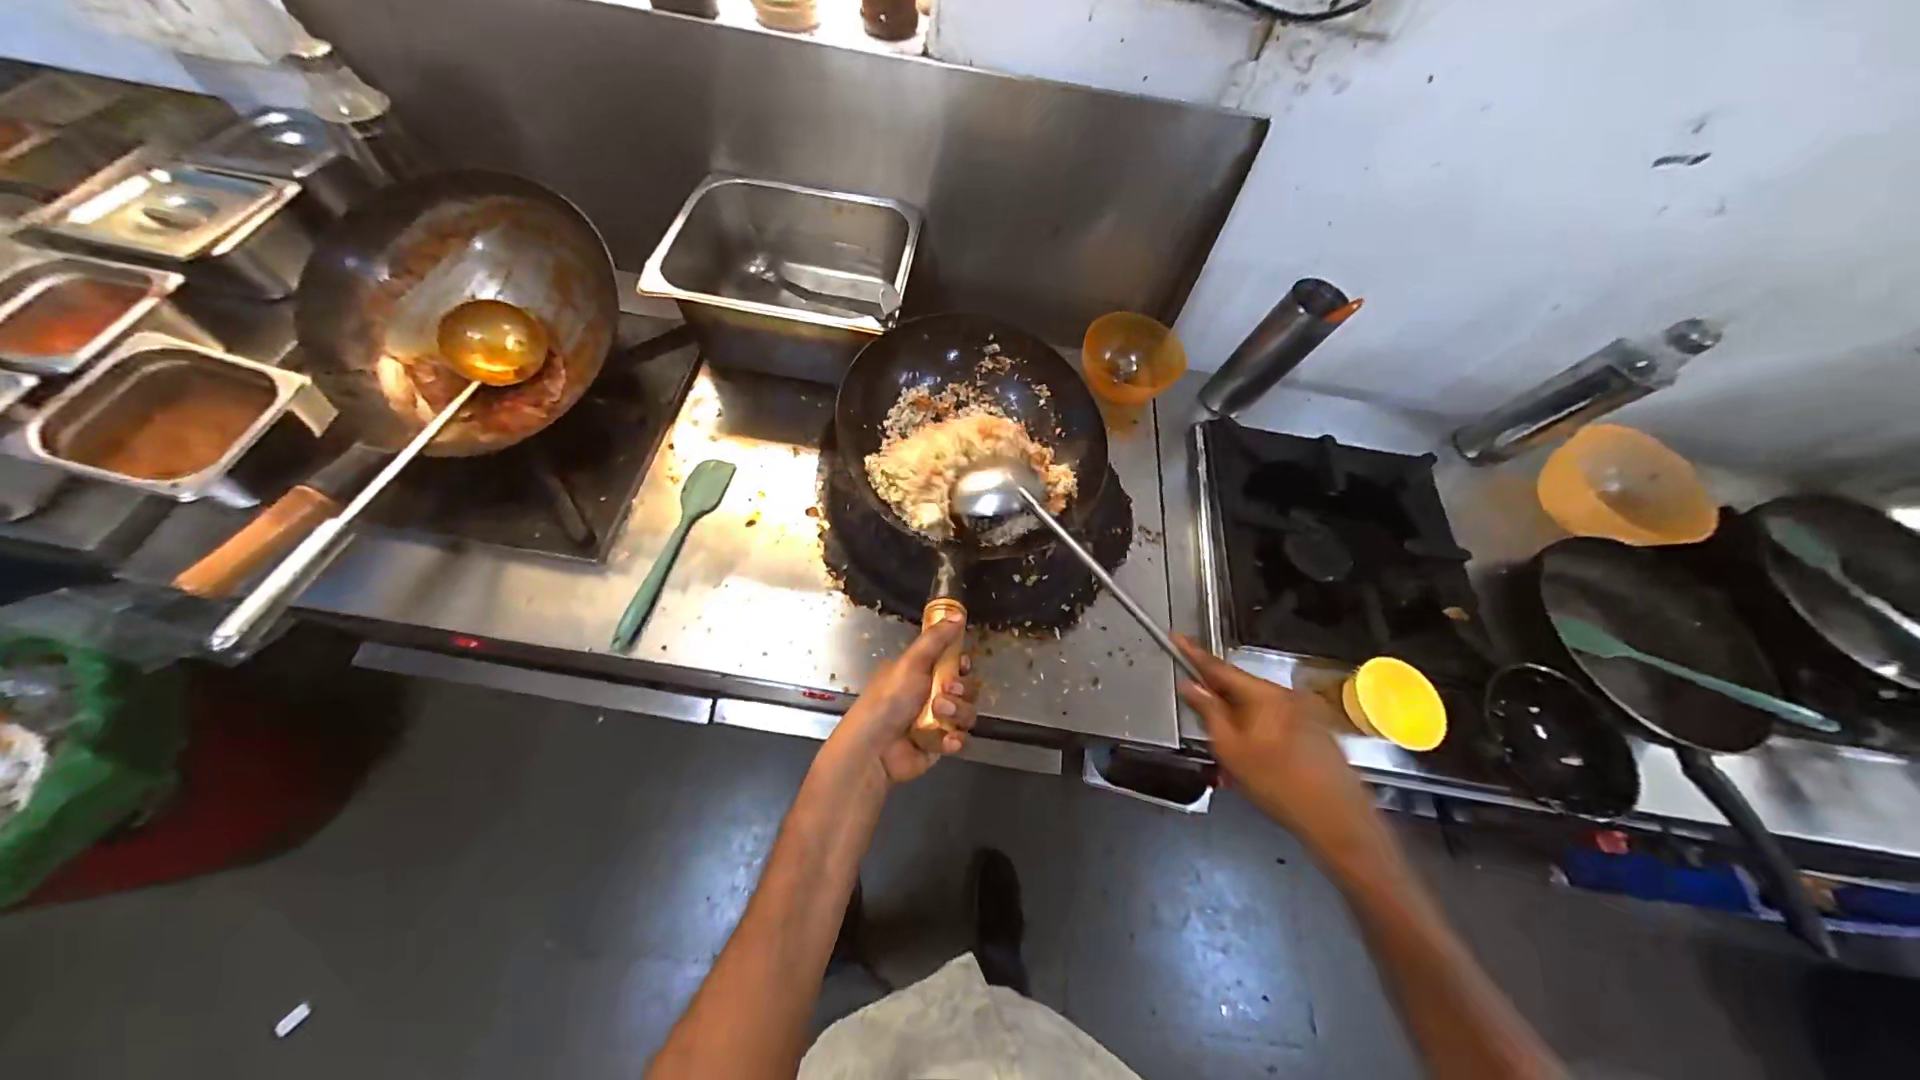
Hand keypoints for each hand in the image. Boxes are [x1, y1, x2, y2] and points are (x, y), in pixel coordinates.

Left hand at [825, 618, 977, 785]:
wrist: (873, 748)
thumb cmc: (888, 699)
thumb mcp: (911, 662)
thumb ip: (936, 639)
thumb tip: (958, 615)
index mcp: (920, 672)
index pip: (953, 663)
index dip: (962, 664)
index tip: (962, 664)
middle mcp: (929, 694)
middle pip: (966, 688)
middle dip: (961, 690)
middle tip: (947, 691)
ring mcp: (936, 721)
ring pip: (966, 713)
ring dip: (957, 713)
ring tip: (939, 715)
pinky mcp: (939, 745)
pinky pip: (960, 738)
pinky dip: (953, 739)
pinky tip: (944, 741)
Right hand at [1175, 635, 1382, 859]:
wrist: (1338, 820)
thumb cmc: (1279, 785)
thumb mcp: (1231, 750)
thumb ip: (1208, 712)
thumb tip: (1190, 685)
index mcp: (1265, 695)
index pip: (1221, 668)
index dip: (1194, 654)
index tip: (1177, 638)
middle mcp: (1287, 696)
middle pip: (1240, 689)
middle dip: (1217, 702)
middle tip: (1199, 719)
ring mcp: (1306, 713)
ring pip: (1257, 709)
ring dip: (1237, 725)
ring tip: (1228, 758)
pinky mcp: (1315, 731)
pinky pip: (1274, 722)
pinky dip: (1257, 734)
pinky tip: (1252, 764)